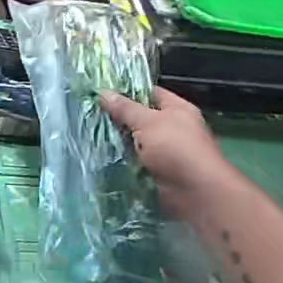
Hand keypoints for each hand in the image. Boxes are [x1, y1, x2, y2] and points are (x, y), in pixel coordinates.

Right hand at [101, 87, 234, 216]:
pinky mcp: (155, 170)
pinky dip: (120, 160)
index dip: (127, 91)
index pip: (150, 93)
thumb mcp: (148, 122)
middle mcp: (172, 128)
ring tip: (88, 134)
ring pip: (134, 141)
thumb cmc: (175, 148)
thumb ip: (125, 108)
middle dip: (117, 118)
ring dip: (116, 141)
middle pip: (140, 118)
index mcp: (177, 109)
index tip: (101, 91)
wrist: (194, 191)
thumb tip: (103, 92)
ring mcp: (164, 151)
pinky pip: (133, 161)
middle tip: (89, 113)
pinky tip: (99, 156)